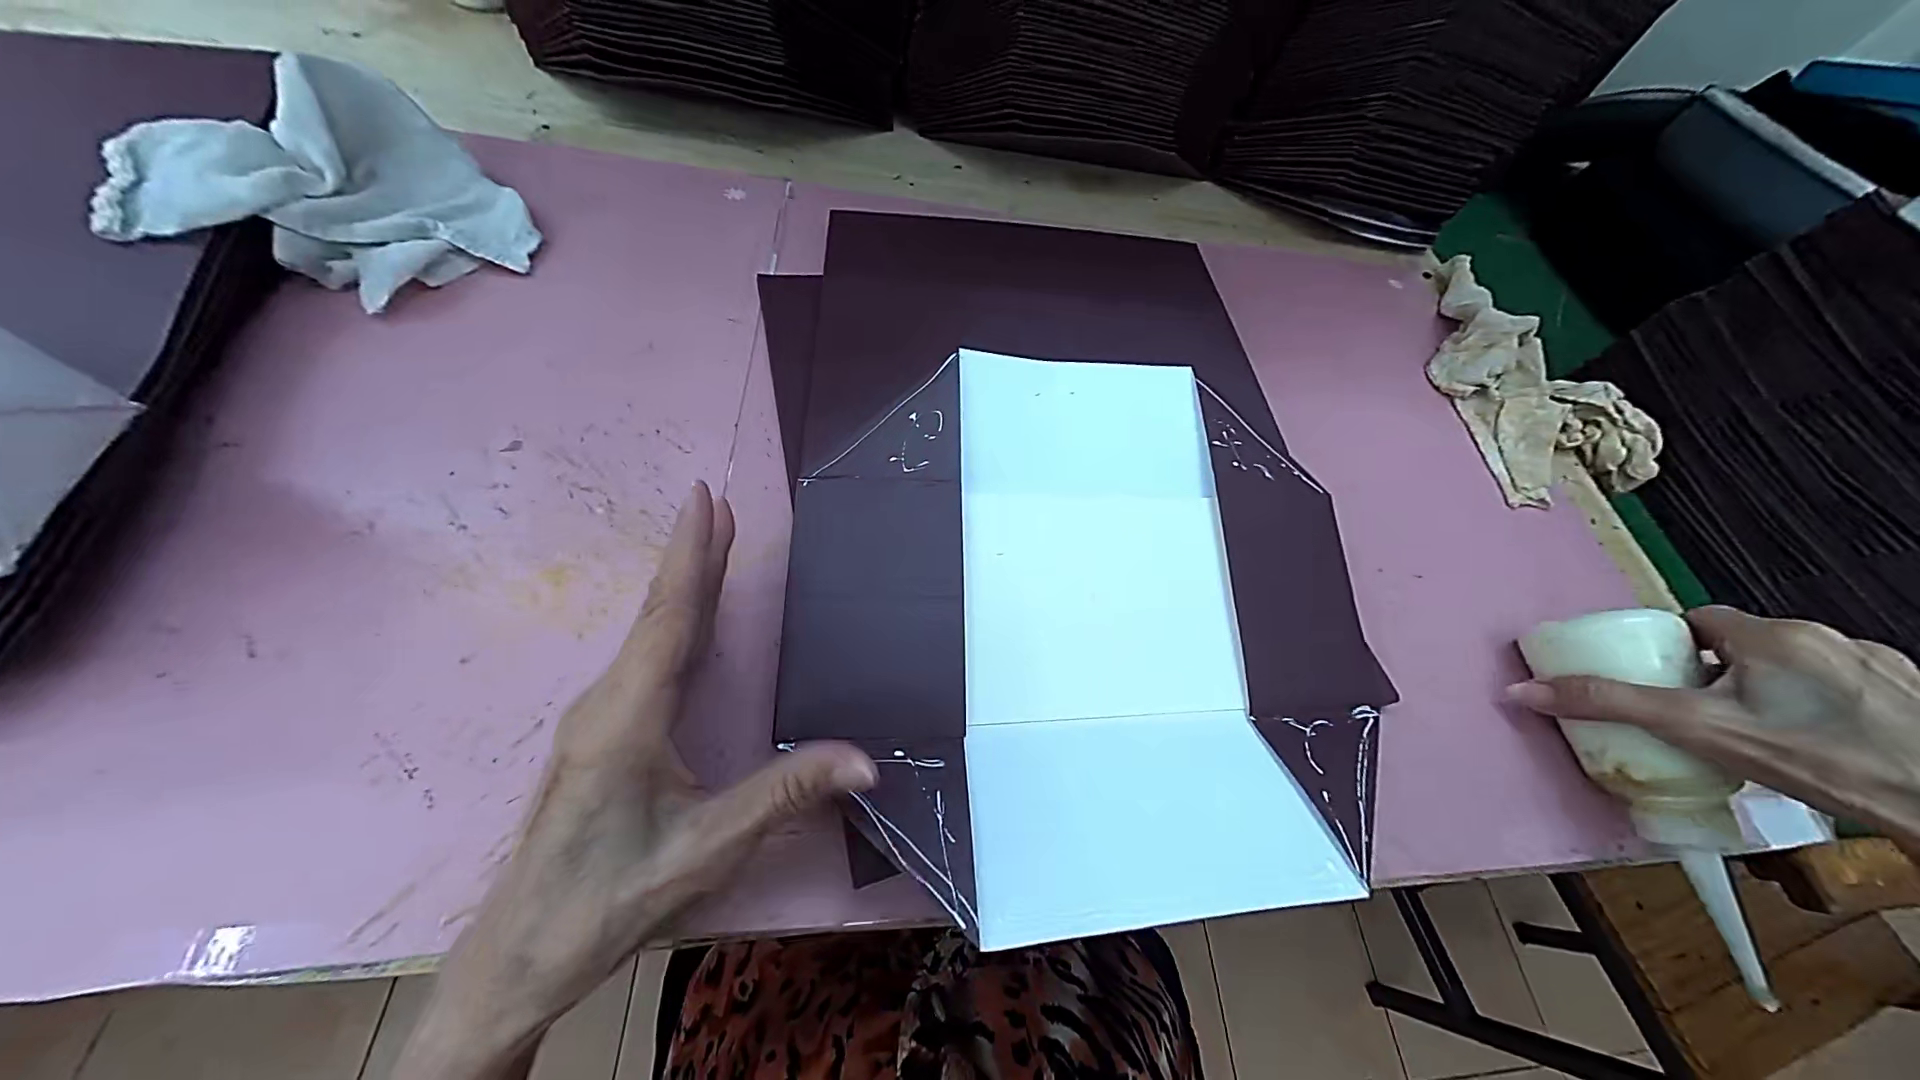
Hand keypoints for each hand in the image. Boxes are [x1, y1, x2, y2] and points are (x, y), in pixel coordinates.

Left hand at [396, 482, 876, 1079]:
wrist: (521, 952)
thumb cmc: (613, 897)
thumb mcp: (708, 848)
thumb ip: (785, 793)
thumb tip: (867, 760)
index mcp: (628, 717)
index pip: (670, 618)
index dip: (692, 556)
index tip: (706, 499)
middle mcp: (607, 701)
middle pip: (657, 612)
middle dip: (690, 554)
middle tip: (715, 501)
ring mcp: (599, 714)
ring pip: (649, 631)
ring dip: (683, 582)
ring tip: (712, 541)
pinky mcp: (601, 731)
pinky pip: (646, 656)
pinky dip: (674, 619)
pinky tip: (689, 616)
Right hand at [1508, 606, 1919, 850]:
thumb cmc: (1819, 758)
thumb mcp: (1698, 730)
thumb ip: (1610, 704)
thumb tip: (1525, 690)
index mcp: (1770, 635)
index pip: (1698, 621)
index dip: (1670, 648)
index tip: (1660, 678)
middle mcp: (1826, 637)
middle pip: (1743, 644)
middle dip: (1716, 672)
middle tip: (1700, 712)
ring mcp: (1879, 666)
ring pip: (1795, 667)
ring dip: (1771, 690)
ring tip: (1760, 732)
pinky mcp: (1912, 696)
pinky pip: (1844, 688)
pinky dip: (1822, 708)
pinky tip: (1820, 742)